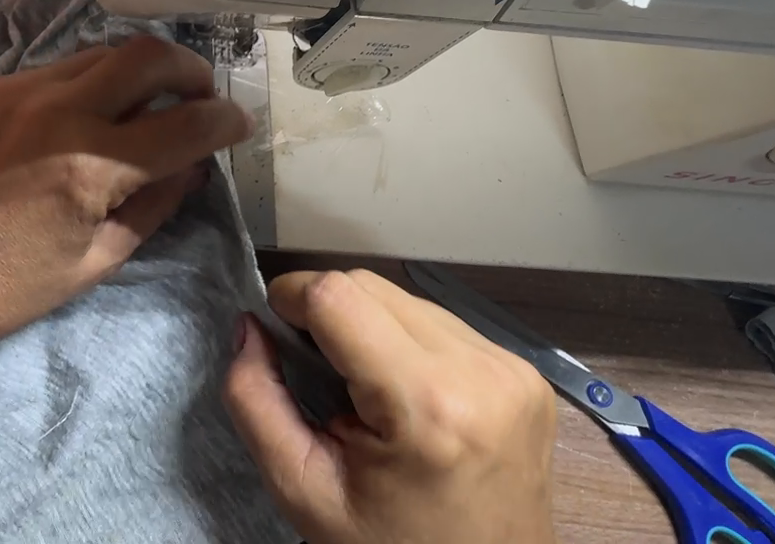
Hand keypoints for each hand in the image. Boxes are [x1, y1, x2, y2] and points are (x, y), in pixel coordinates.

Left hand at [0, 36, 253, 358]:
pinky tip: (90, 114)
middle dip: (191, 70)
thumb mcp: (96, 261)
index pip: (184, 124)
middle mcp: (59, 112)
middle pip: (148, 54)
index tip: (240, 123)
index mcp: (90, 167)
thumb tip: (193, 165)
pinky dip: (94, 80)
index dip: (225, 120)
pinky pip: (63, 67)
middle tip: (199, 99)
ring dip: (141, 70)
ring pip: (105, 51)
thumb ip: (154, 205)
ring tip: (148, 104)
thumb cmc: (8, 285)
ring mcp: (22, 90)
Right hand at [224, 269, 558, 543]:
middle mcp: (480, 372)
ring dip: (365, 321)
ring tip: (363, 385)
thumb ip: (254, 398)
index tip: (277, 336)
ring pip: (400, 295)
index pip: (336, 295)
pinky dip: (402, 338)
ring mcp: (511, 368)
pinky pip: (436, 319)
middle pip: (366, 285)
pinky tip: (404, 389)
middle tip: (315, 369)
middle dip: (325, 311)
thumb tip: (249, 324)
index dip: (290, 299)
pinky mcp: (526, 371)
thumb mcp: (302, 488)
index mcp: (427, 405)